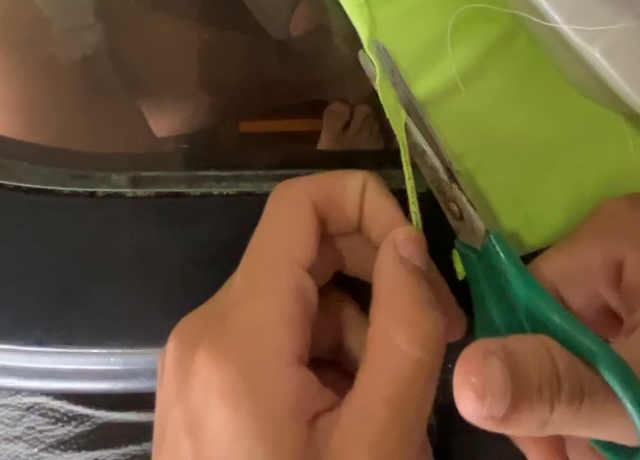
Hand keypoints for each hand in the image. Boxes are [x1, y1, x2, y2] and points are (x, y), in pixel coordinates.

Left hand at [155, 171, 465, 459]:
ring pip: (301, 300)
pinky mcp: (207, 386)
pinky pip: (280, 340)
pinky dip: (328, 362)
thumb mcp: (378, 445)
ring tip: (395, 409)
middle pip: (304, 250)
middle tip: (439, 336)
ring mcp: (200, 359)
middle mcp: (207, 327)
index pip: (300, 204)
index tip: (423, 262)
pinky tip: (354, 423)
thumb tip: (409, 239)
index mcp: (239, 331)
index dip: (368, 204)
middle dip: (378, 278)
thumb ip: (404, 332)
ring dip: (360, 333)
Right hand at [451, 195, 639, 459]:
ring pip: (594, 358)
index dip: (529, 375)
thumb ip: (558, 389)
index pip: (525, 299)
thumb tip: (459, 374)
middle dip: (573, 409)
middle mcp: (634, 245)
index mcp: (617, 235)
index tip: (557, 453)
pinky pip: (635, 366)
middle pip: (557, 330)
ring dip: (607, 422)